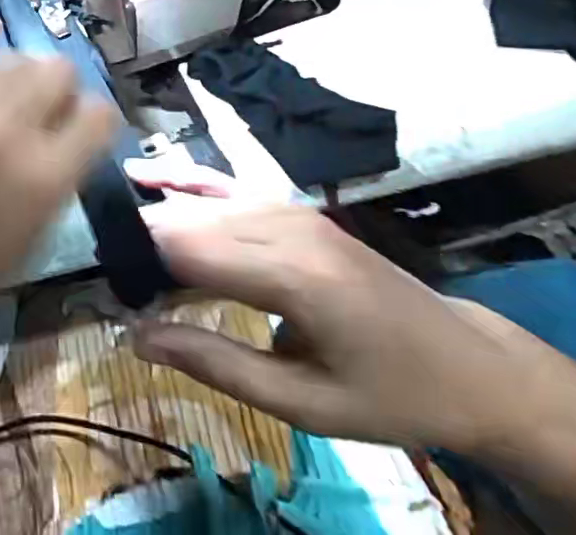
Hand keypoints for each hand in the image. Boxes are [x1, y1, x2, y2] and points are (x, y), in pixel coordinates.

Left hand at [0, 16, 120, 342]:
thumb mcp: (30, 238)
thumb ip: (56, 181)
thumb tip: (67, 136)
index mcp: (45, 179)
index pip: (97, 115)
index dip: (97, 117)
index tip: (86, 125)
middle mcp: (8, 135)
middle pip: (56, 72)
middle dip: (63, 86)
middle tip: (50, 107)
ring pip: (11, 59)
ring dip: (25, 69)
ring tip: (20, 85)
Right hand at [132, 203, 575, 456]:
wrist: (470, 365)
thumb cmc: (390, 394)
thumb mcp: (303, 403)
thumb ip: (215, 363)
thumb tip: (135, 336)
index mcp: (292, 275)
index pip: (185, 250)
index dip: (136, 264)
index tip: (105, 288)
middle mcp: (285, 226)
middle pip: (186, 220)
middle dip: (138, 243)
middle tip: (105, 276)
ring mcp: (289, 209)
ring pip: (199, 201)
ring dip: (154, 219)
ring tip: (114, 242)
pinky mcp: (291, 207)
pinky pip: (225, 185)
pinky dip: (183, 180)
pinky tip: (145, 173)